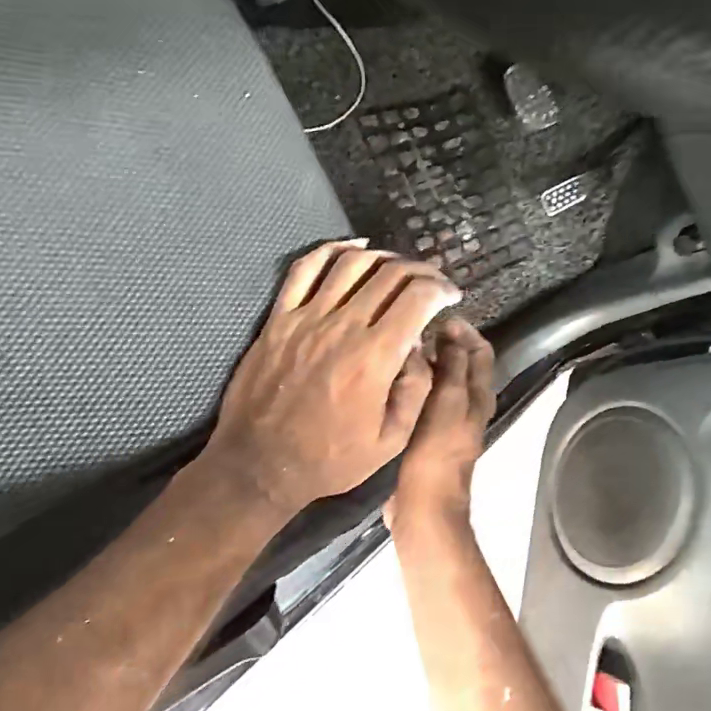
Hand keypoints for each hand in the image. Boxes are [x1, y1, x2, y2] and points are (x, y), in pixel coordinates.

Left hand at [200, 240, 461, 517]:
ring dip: (381, 256)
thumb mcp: (390, 442)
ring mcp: (306, 318)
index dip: (441, 288)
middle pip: (389, 274)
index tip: (450, 295)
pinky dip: (330, 249)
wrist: (260, 462)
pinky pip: (303, 269)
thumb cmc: (329, 459)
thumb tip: (420, 347)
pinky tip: (350, 248)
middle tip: (430, 279)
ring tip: (396, 266)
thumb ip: (416, 391)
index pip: (417, 298)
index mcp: (374, 357)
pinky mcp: (278, 318)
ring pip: (350, 263)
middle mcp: (342, 326)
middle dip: (419, 269)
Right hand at [388, 317, 495, 526]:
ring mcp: (448, 423)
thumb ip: (452, 366)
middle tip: (416, 329)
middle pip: (463, 367)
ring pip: (444, 383)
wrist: (424, 504)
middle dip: (446, 344)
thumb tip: (452, 331)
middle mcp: (467, 407)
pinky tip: (395, 384)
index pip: (480, 352)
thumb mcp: (447, 401)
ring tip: (403, 349)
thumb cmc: (436, 450)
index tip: (438, 316)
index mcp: (477, 397)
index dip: (465, 331)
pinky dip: (417, 385)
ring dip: (430, 364)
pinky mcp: (429, 436)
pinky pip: (426, 401)